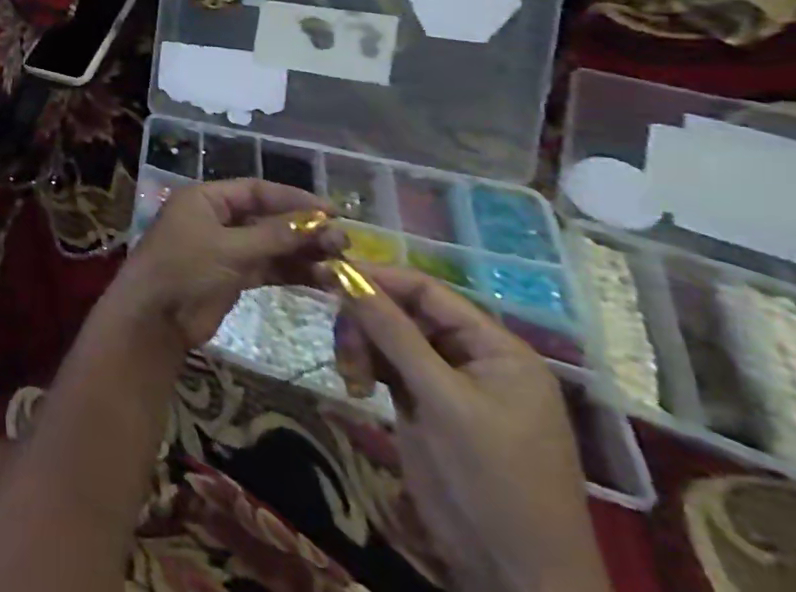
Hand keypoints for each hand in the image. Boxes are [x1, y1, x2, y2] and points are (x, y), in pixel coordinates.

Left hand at [101, 179, 341, 348]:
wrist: (155, 316)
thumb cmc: (183, 268)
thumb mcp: (229, 248)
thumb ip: (274, 235)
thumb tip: (319, 222)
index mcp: (204, 200)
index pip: (255, 190)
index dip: (293, 199)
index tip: (333, 212)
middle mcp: (214, 219)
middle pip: (266, 217)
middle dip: (303, 229)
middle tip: (343, 243)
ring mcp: (224, 248)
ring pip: (271, 245)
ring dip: (303, 252)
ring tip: (341, 262)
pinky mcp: (232, 276)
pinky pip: (269, 268)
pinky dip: (293, 272)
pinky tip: (325, 279)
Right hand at [330, 265, 612, 591]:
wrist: (512, 562)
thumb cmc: (492, 475)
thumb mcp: (442, 399)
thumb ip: (395, 334)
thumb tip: (346, 276)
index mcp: (497, 349)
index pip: (428, 292)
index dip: (377, 278)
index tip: (324, 273)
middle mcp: (471, 357)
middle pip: (402, 313)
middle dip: (365, 323)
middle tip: (342, 347)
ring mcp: (445, 382)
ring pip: (386, 338)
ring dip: (360, 349)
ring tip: (351, 379)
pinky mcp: (422, 404)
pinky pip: (383, 366)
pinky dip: (363, 370)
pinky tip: (357, 390)